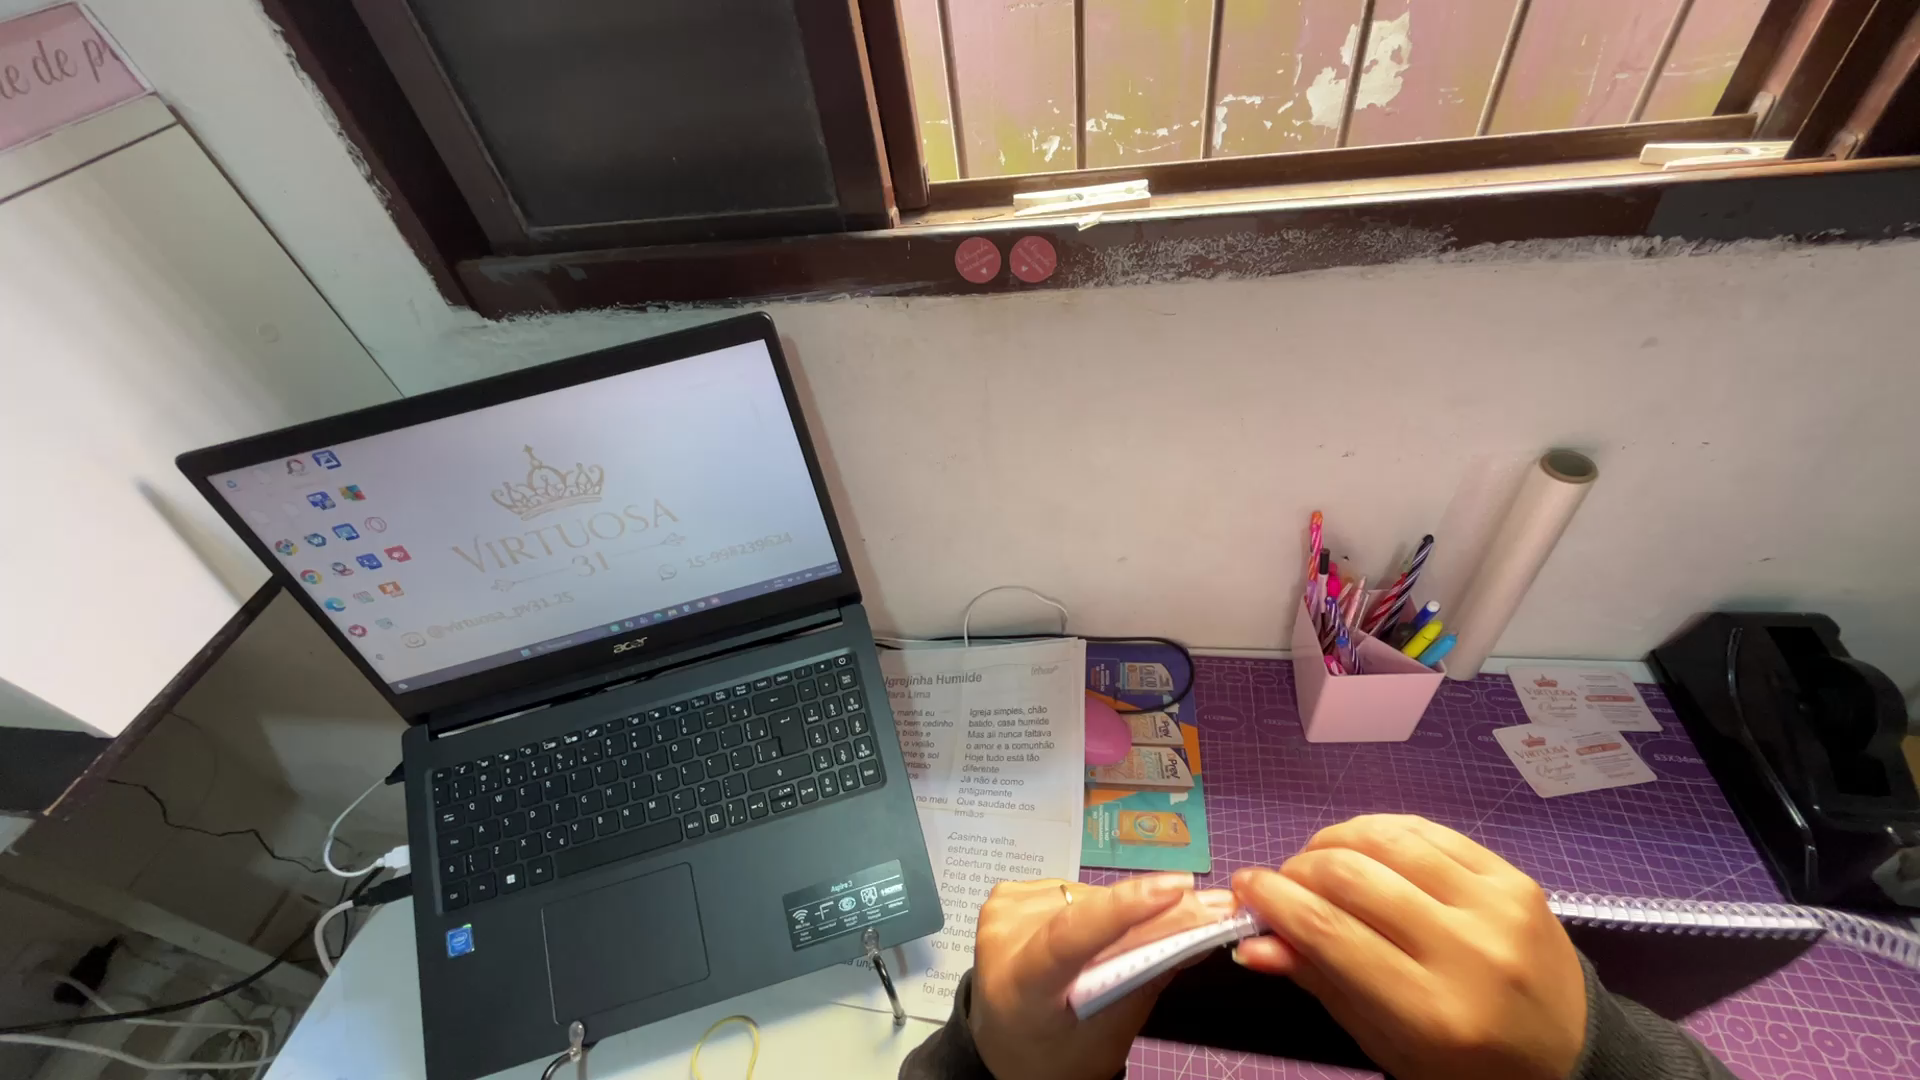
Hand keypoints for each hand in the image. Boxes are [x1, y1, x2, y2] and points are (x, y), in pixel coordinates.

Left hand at [968, 874, 1234, 1079]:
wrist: (1001, 1045)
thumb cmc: (1056, 1054)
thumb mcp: (1106, 1036)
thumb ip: (1145, 980)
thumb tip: (1199, 928)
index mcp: (1021, 984)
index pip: (1071, 935)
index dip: (1125, 907)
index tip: (1177, 889)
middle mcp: (1003, 937)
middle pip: (1088, 912)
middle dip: (1148, 908)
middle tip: (1202, 905)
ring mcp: (1000, 911)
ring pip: (1083, 897)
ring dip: (1117, 911)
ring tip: (1128, 938)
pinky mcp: (1003, 895)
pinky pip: (1067, 892)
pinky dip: (1092, 908)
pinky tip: (1091, 932)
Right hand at [1231, 815, 1586, 1079]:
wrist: (1579, 1060)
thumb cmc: (1466, 1065)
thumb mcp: (1386, 1042)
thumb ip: (1317, 981)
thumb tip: (1250, 941)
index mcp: (1434, 1011)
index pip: (1329, 931)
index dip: (1273, 899)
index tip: (1244, 887)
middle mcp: (1469, 952)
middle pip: (1350, 876)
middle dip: (1297, 869)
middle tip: (1284, 882)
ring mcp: (1496, 906)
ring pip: (1382, 839)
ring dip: (1331, 842)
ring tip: (1320, 862)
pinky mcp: (1514, 877)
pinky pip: (1423, 829)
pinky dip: (1376, 831)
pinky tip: (1363, 849)